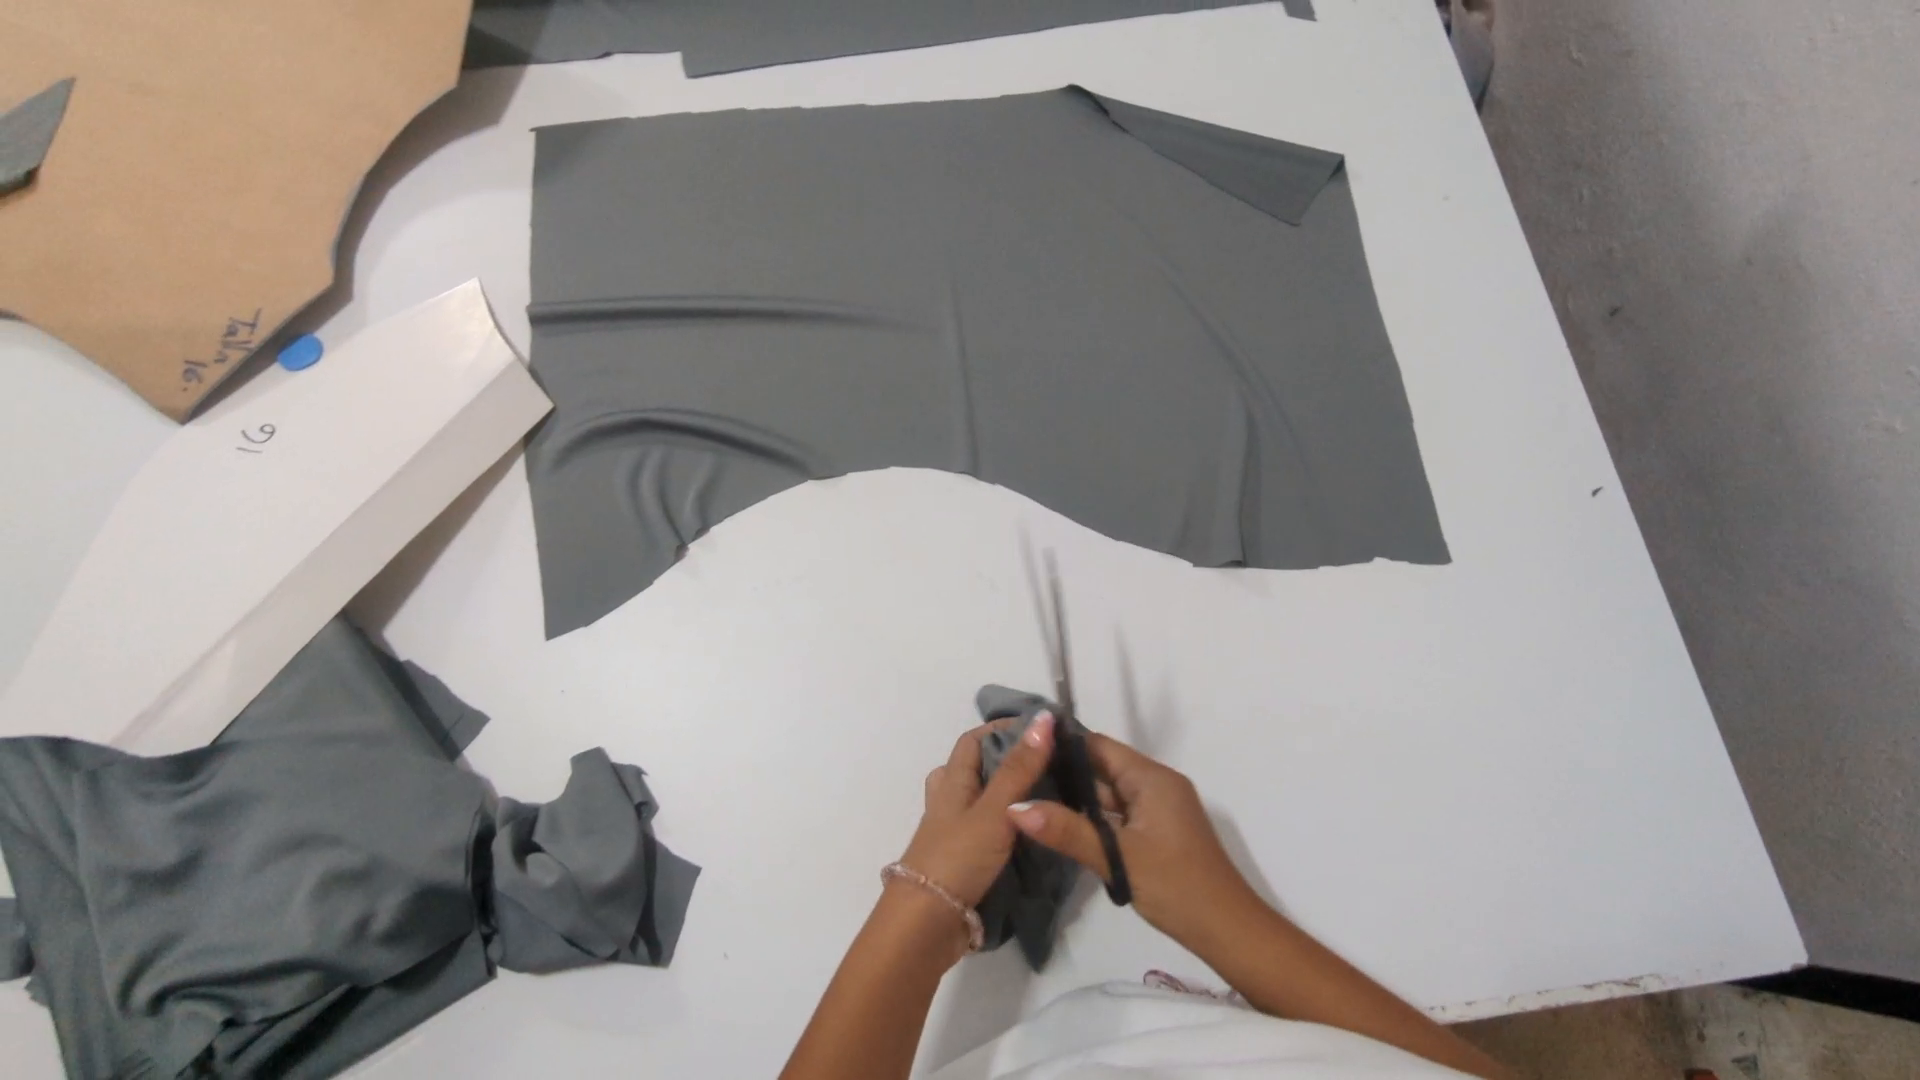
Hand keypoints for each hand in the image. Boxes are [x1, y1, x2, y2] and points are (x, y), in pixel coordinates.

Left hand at [898, 711, 1055, 909]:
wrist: (926, 926)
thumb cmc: (957, 859)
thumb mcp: (995, 810)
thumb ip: (1020, 769)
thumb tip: (1044, 718)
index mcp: (951, 782)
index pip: (972, 741)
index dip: (1001, 729)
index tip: (1040, 729)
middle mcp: (948, 802)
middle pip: (972, 768)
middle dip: (1005, 760)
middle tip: (1048, 763)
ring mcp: (952, 834)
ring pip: (977, 801)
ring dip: (1004, 794)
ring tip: (1042, 795)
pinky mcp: (961, 862)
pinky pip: (985, 830)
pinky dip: (1006, 825)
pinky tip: (1030, 833)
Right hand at [1007, 733, 1255, 948]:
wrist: (1229, 932)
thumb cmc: (1177, 886)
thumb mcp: (1117, 858)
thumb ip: (1066, 830)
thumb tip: (1014, 807)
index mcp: (1152, 778)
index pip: (1098, 746)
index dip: (1061, 745)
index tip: (1022, 749)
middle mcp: (1156, 784)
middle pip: (1102, 768)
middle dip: (1063, 773)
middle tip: (1017, 778)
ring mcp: (1158, 809)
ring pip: (1108, 794)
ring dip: (1076, 798)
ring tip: (1028, 798)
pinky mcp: (1158, 831)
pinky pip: (1118, 814)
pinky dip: (1093, 818)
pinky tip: (1061, 826)